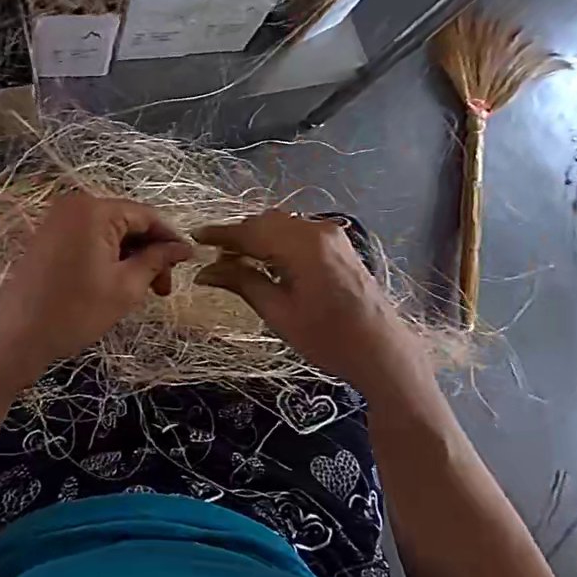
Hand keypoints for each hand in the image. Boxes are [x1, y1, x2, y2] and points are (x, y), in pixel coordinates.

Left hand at [0, 192, 194, 379]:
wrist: (18, 336)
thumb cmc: (75, 311)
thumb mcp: (125, 286)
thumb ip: (156, 260)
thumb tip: (183, 247)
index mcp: (94, 210)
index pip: (146, 215)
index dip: (170, 239)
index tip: (187, 265)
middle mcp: (72, 205)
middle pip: (126, 222)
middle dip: (148, 252)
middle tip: (162, 290)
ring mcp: (55, 220)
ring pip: (106, 232)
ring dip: (128, 257)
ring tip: (140, 291)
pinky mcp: (45, 237)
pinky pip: (86, 239)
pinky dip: (105, 257)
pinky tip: (114, 283)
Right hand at [195, 212, 427, 384]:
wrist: (383, 353)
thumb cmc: (327, 338)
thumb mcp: (277, 311)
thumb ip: (240, 281)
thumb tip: (203, 271)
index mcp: (303, 245)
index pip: (250, 232)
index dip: (219, 235)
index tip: (193, 237)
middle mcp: (318, 231)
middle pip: (264, 223)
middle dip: (236, 237)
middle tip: (212, 259)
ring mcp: (331, 236)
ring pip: (279, 225)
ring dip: (254, 238)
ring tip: (234, 262)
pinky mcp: (337, 246)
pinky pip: (295, 233)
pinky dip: (274, 241)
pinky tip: (262, 261)